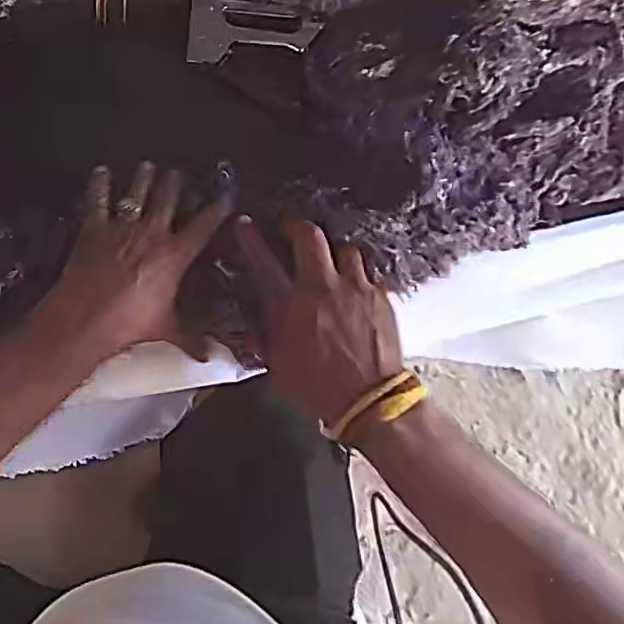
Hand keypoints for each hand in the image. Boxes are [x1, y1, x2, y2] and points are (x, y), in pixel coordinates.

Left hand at [32, 162, 232, 360]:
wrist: (86, 317)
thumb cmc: (130, 323)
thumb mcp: (166, 330)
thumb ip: (190, 339)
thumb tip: (209, 357)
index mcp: (174, 255)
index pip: (204, 226)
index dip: (217, 209)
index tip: (225, 196)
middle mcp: (151, 234)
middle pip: (167, 200)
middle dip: (173, 184)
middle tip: (176, 171)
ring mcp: (121, 228)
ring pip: (136, 194)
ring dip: (143, 179)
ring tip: (148, 165)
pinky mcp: (94, 230)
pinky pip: (98, 201)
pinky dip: (100, 185)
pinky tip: (100, 171)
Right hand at [235, 213, 405, 425]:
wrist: (369, 400)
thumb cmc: (315, 387)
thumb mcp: (276, 364)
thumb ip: (265, 336)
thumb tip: (255, 324)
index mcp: (288, 306)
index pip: (262, 262)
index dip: (251, 239)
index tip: (244, 224)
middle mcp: (320, 288)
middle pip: (309, 237)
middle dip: (297, 226)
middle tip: (291, 227)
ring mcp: (354, 289)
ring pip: (344, 249)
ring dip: (333, 252)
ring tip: (328, 261)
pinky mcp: (380, 298)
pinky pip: (366, 276)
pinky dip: (356, 280)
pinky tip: (353, 293)